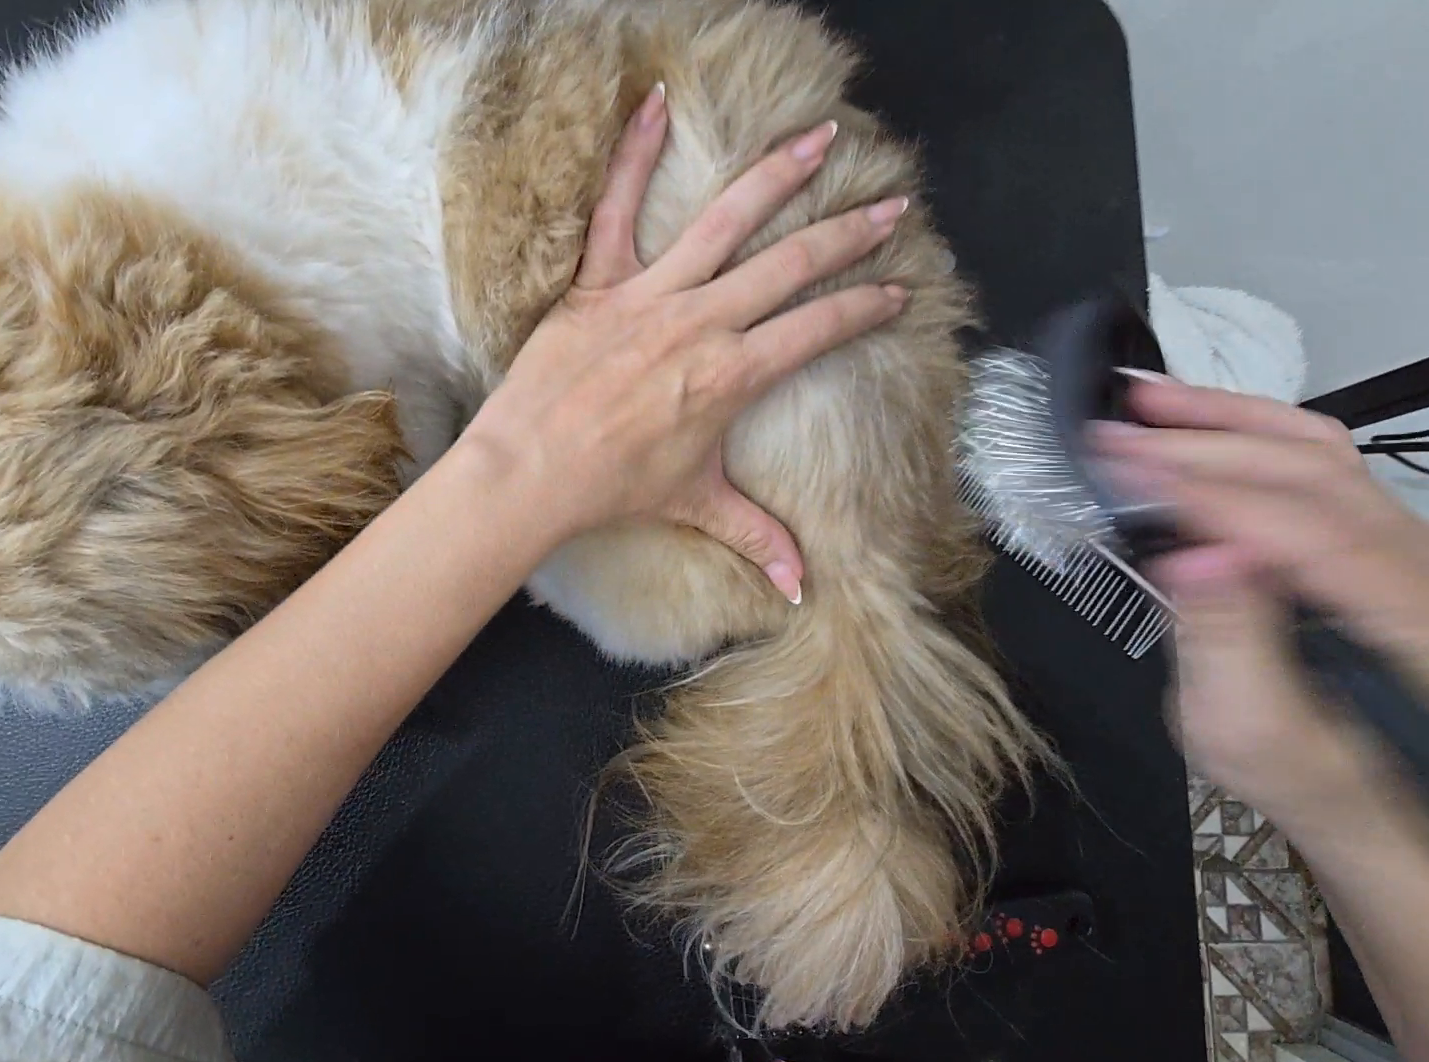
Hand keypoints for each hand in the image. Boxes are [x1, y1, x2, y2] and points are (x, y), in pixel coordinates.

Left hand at [455, 87, 911, 601]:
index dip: (863, 308)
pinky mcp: (598, 282)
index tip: (896, 290)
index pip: (818, 330)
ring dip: (778, 177)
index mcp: (733, 375)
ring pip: (727, 222)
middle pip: (792, 265)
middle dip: (848, 234)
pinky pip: (617, 208)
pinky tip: (656, 102)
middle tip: (892, 205)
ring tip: (821, 138)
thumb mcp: (696, 506)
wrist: (532, 472)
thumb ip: (756, 539)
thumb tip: (802, 591)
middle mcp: (702, 324)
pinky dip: (636, 155)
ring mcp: (650, 296)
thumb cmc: (614, 488)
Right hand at [1090, 380, 1428, 826]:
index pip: (1304, 532)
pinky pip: (1316, 458)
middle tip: (1109, 439)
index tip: (1121, 470)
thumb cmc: (1291, 765)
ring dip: (1222, 419)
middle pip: (1311, 477)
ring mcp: (1408, 542)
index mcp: (1415, 625)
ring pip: (1317, 451)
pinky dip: (1247, 427)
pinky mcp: (1375, 531)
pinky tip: (1193, 414)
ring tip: (1144, 400)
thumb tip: (1197, 556)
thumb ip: (1225, 642)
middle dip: (1199, 448)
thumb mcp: (1241, 726)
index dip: (1205, 494)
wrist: (1347, 782)